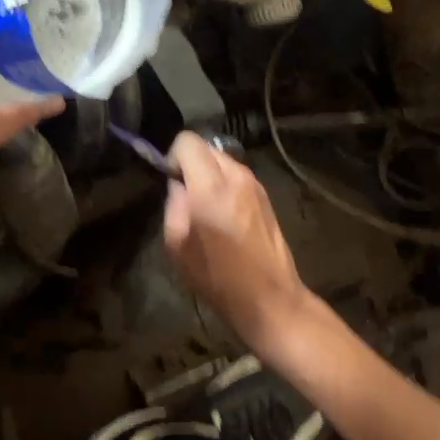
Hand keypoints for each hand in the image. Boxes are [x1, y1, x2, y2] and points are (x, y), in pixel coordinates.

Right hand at [163, 133, 316, 350]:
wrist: (269, 298)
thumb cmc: (217, 276)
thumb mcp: (177, 245)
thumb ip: (173, 205)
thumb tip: (177, 185)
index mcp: (210, 186)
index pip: (187, 141)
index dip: (172, 157)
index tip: (170, 181)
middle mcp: (236, 176)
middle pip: (206, 147)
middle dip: (191, 163)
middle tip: (184, 194)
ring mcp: (255, 184)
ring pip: (223, 160)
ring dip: (209, 173)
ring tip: (204, 205)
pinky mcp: (266, 196)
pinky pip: (237, 176)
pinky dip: (224, 184)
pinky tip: (223, 213)